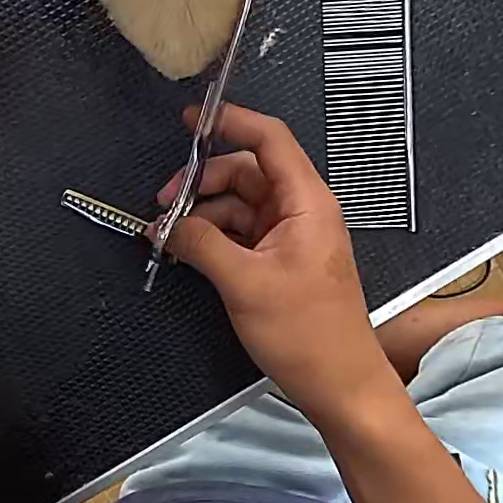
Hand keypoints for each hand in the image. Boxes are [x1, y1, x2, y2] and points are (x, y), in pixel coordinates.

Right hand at [159, 104, 401, 422]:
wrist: (338, 384)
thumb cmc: (306, 333)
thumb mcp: (245, 283)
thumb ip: (201, 244)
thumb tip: (165, 224)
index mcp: (305, 203)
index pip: (270, 140)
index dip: (232, 121)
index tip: (192, 118)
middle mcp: (298, 211)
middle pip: (244, 173)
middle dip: (201, 182)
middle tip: (164, 203)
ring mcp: (287, 235)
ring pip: (237, 204)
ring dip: (201, 214)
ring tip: (168, 234)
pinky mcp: (277, 258)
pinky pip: (238, 232)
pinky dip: (211, 236)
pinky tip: (185, 248)